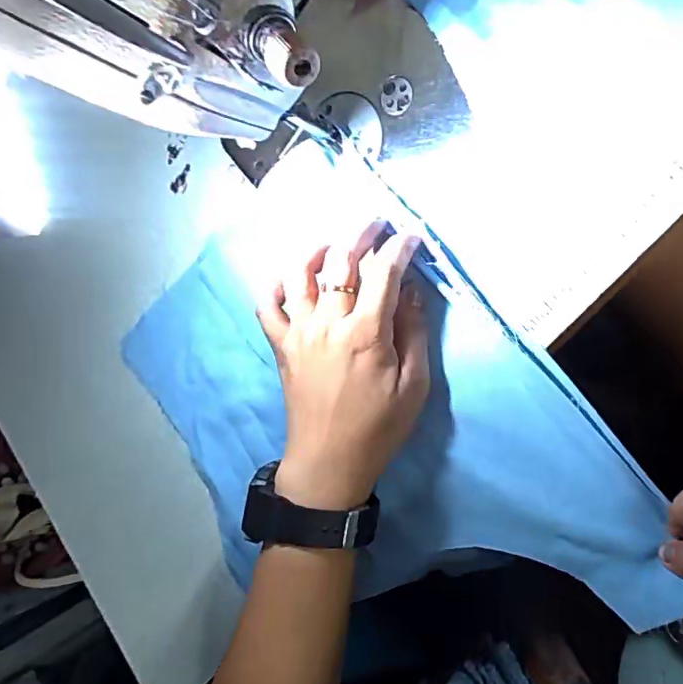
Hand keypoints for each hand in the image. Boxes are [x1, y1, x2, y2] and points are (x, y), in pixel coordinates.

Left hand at [256, 221, 431, 509]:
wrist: (328, 461)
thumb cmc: (380, 426)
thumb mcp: (414, 384)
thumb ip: (414, 332)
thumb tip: (412, 292)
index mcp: (366, 333)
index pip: (383, 273)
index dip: (400, 248)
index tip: (413, 237)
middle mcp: (328, 323)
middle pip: (340, 262)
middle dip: (360, 234)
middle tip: (376, 222)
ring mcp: (299, 332)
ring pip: (299, 274)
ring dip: (317, 249)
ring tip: (335, 242)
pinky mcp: (281, 346)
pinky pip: (268, 305)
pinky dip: (277, 284)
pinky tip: (291, 278)